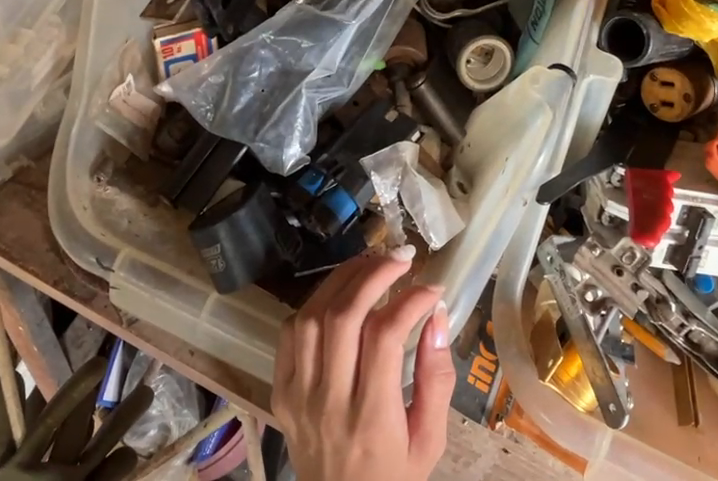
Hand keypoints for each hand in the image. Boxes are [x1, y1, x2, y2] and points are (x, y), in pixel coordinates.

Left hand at [272, 249, 455, 480]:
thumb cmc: (393, 476)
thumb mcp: (429, 440)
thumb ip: (436, 379)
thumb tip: (437, 316)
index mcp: (371, 418)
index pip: (384, 337)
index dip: (408, 301)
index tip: (432, 287)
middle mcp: (329, 401)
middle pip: (343, 317)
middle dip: (374, 275)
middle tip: (401, 257)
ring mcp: (297, 395)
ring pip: (312, 316)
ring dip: (342, 279)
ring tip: (372, 264)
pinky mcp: (280, 391)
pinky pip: (290, 332)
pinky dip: (314, 303)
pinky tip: (340, 294)